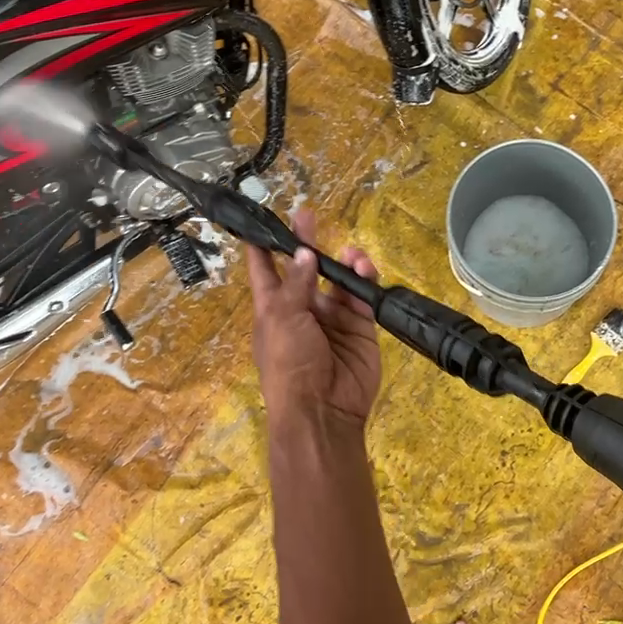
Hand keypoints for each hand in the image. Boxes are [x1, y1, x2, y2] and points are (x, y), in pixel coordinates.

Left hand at [246, 209, 381, 433]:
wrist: (323, 408)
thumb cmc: (290, 364)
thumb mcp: (284, 319)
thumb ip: (298, 284)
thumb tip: (306, 254)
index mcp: (273, 310)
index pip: (265, 271)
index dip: (261, 247)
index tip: (258, 220)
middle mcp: (302, 310)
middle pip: (304, 269)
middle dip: (306, 243)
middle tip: (308, 215)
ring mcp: (333, 319)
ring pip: (337, 280)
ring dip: (342, 262)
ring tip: (351, 252)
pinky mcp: (360, 327)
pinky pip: (362, 297)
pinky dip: (364, 280)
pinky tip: (364, 267)